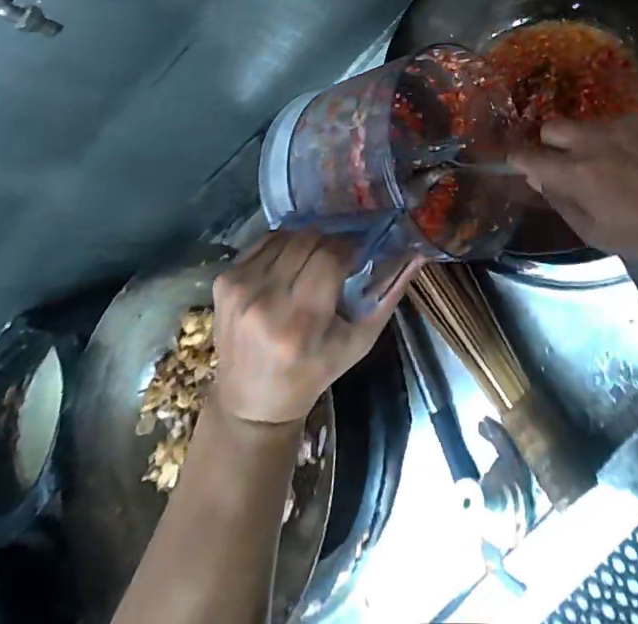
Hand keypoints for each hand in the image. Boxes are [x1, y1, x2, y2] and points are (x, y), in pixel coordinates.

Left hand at [211, 231, 405, 425]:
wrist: (252, 401)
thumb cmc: (313, 374)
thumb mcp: (357, 343)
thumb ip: (386, 296)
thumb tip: (414, 254)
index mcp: (299, 323)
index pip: (330, 257)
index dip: (350, 246)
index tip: (361, 250)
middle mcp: (264, 301)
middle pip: (307, 241)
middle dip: (331, 240)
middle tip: (343, 252)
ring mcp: (239, 288)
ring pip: (285, 237)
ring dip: (307, 240)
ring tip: (318, 258)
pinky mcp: (223, 281)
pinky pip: (263, 243)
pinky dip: (283, 246)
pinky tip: (292, 263)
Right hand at [510, 116, 637, 260]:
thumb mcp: (593, 232)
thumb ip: (560, 201)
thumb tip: (538, 177)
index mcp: (575, 172)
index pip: (528, 156)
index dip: (518, 160)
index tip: (520, 165)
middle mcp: (590, 141)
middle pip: (550, 127)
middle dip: (549, 143)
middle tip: (565, 163)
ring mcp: (617, 126)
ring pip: (582, 124)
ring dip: (582, 140)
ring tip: (605, 163)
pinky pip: (612, 123)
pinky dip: (612, 138)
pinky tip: (632, 157)